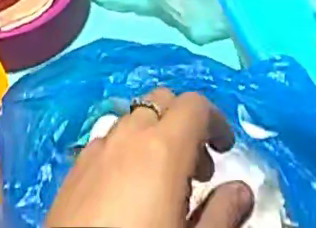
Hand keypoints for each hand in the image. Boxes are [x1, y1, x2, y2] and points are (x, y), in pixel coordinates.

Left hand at [46, 89, 252, 227]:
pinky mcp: (74, 170)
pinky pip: (108, 141)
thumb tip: (241, 189)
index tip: (226, 152)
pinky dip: (126, 151)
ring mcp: (96, 149)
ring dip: (154, 136)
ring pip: (132, 119)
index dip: (216, 122)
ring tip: (164, 184)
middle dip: (185, 124)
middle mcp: (127, 136)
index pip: (194, 105)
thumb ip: (222, 214)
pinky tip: (129, 193)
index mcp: (161, 147)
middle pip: (161, 101)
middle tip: (198, 171)